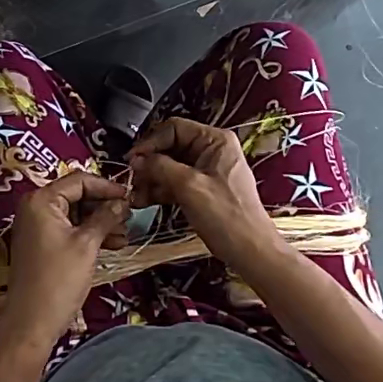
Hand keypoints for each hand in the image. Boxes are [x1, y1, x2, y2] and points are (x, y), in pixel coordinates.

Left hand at [0, 172, 129, 347]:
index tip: (131, 196)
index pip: (79, 180)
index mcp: (41, 199)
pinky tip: (112, 244)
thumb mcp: (87, 245)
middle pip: (76, 195)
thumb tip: (122, 202)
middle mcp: (35, 205)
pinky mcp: (40, 241)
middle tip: (130, 217)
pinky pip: (67, 228)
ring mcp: (36, 224)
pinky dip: (88, 233)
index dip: (107, 186)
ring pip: (74, 213)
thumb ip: (105, 217)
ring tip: (125, 234)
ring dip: (99, 221)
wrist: (32, 320)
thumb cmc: (59, 279)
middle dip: (104, 205)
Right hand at [128, 117, 278, 257]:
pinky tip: (142, 200)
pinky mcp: (201, 188)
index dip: (150, 141)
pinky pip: (174, 181)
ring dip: (150, 179)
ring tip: (134, 194)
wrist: (251, 253)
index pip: (173, 128)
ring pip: (169, 165)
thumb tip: (136, 159)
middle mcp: (210, 150)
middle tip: (131, 178)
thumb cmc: (226, 216)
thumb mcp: (188, 186)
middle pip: (169, 147)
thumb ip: (159, 166)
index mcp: (214, 141)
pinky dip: (159, 190)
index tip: (132, 158)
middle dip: (148, 163)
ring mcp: (206, 170)